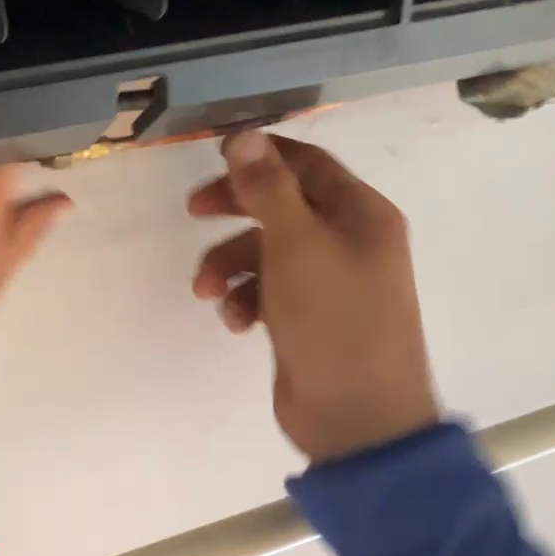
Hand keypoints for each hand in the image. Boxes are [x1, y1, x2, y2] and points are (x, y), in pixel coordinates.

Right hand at [188, 131, 439, 462]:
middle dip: (235, 208)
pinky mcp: (308, 318)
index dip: (261, 155)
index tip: (214, 157)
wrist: (358, 420)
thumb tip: (244, 135)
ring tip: (207, 292)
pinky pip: (268, 290)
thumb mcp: (296, 245)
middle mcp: (349, 241)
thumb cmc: (333, 321)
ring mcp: (329, 282)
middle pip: (282, 204)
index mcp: (361, 215)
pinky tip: (236, 322)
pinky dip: (245, 299)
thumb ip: (267, 188)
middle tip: (193, 210)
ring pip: (267, 250)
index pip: (307, 164)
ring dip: (229, 263)